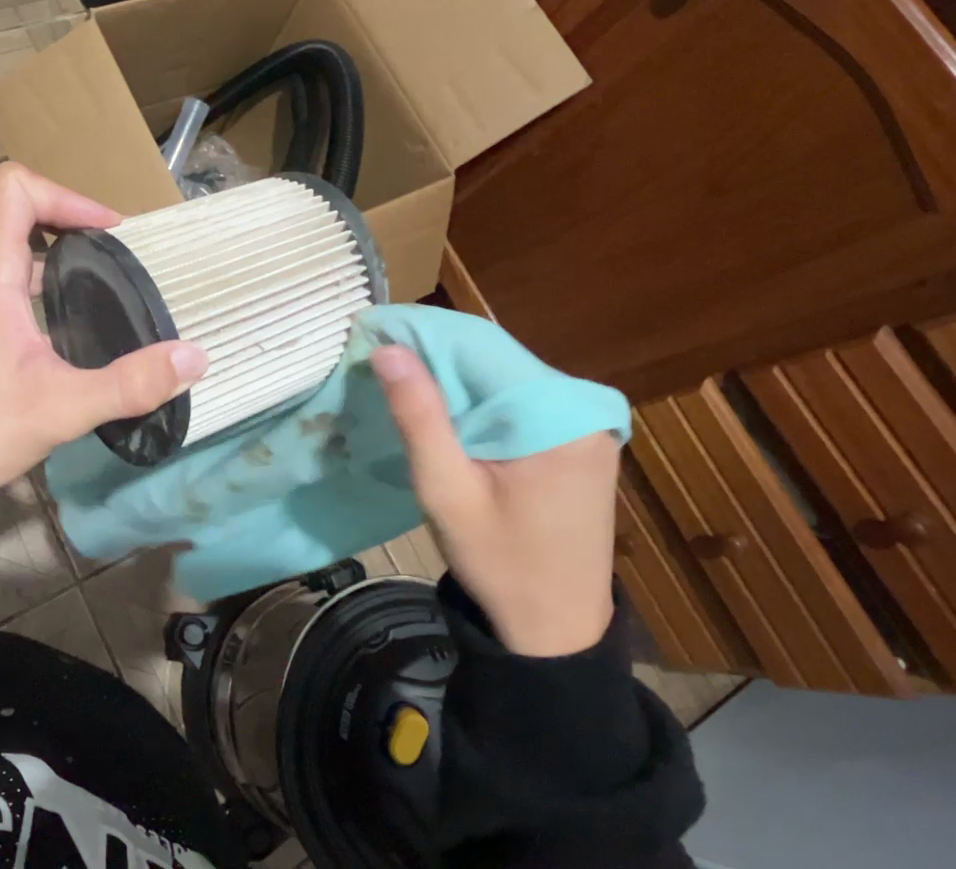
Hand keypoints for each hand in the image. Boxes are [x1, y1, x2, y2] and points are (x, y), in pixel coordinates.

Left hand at [0, 163, 209, 523]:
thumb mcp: (58, 410)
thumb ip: (128, 384)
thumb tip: (194, 357)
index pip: (15, 189)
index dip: (66, 195)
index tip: (110, 233)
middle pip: (17, 218)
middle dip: (73, 226)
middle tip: (121, 260)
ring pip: (12, 258)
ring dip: (58, 261)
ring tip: (105, 292)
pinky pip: (7, 293)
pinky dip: (42, 294)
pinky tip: (70, 338)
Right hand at [371, 344, 619, 656]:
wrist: (555, 627)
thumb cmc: (499, 564)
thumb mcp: (447, 493)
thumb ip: (420, 419)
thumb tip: (388, 349)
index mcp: (562, 419)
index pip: (482, 351)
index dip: (422, 335)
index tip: (370, 328)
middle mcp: (584, 410)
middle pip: (495, 361)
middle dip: (433, 355)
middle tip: (373, 353)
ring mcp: (585, 424)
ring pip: (503, 378)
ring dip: (450, 376)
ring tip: (394, 373)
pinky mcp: (576, 439)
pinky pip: (516, 401)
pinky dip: (474, 399)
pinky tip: (436, 405)